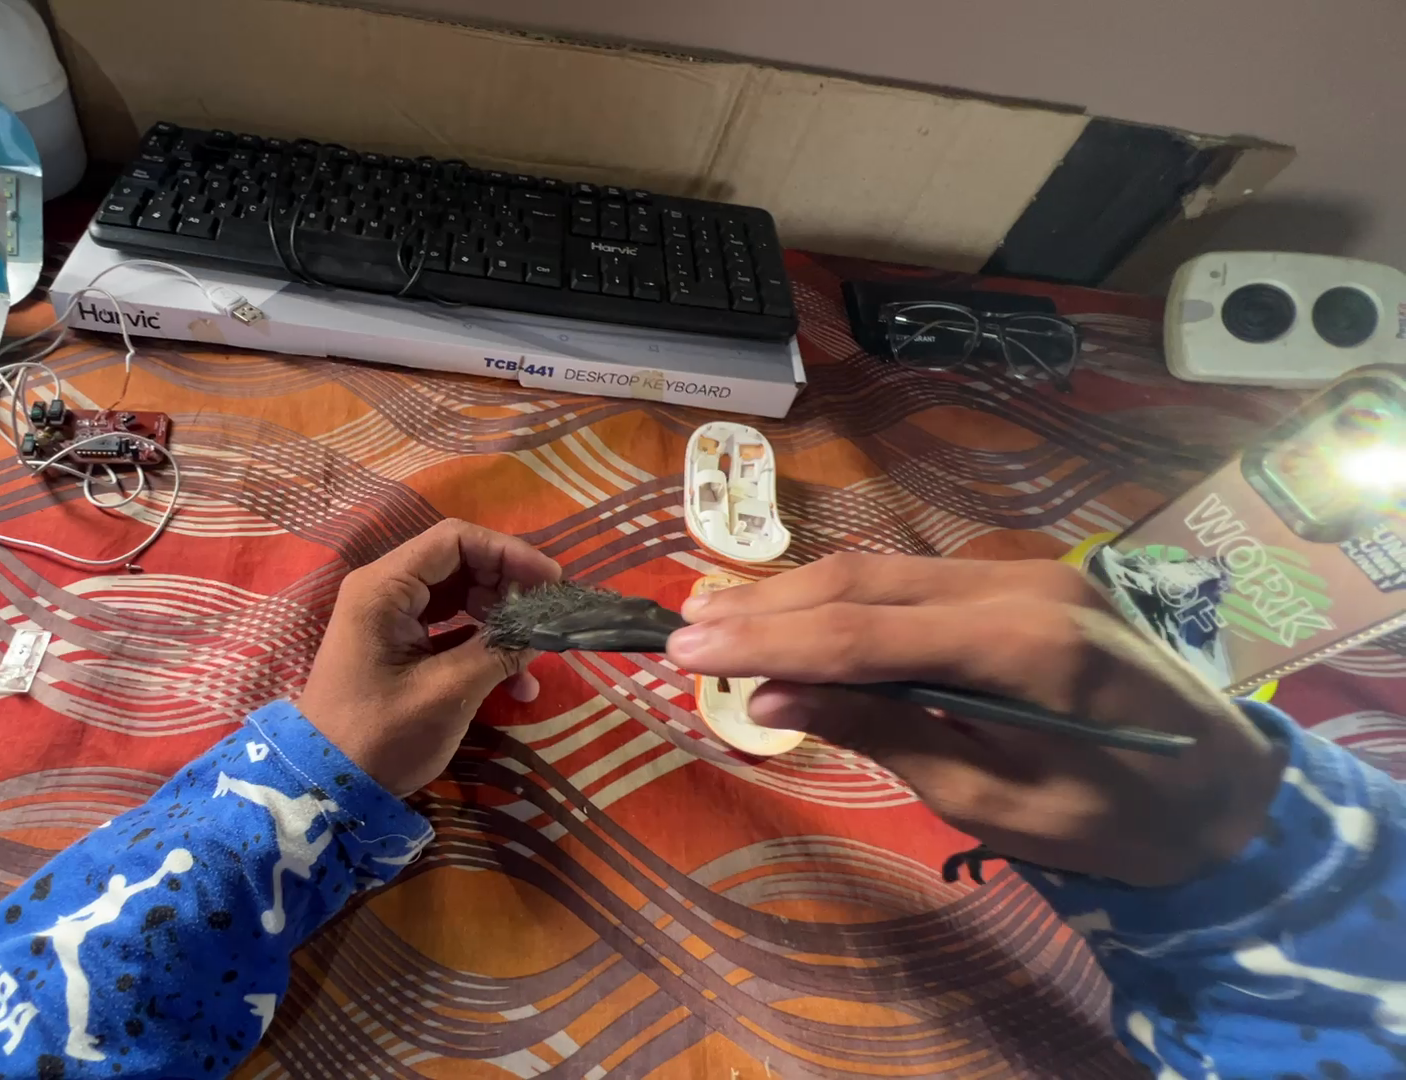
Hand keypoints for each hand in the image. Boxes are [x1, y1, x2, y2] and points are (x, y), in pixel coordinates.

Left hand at [298, 520, 561, 795]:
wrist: (325, 788)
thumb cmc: (379, 737)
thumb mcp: (446, 692)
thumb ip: (499, 651)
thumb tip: (544, 627)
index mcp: (384, 587)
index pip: (455, 539)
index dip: (508, 552)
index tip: (551, 581)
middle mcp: (385, 590)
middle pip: (459, 563)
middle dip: (508, 587)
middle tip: (547, 616)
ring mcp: (390, 618)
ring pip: (459, 595)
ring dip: (500, 620)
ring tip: (535, 656)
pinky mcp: (398, 644)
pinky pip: (449, 627)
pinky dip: (482, 644)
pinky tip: (517, 682)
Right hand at [666, 554, 1286, 886]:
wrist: (1232, 788)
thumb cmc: (1120, 821)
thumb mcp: (996, 801)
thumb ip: (880, 733)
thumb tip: (767, 699)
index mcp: (1028, 648)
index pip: (863, 633)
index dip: (766, 642)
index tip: (686, 650)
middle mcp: (1014, 585)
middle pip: (855, 582)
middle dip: (760, 609)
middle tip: (683, 631)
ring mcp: (1010, 571)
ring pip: (865, 569)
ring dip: (781, 596)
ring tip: (709, 615)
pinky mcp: (999, 578)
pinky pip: (891, 579)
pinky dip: (823, 599)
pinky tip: (777, 612)